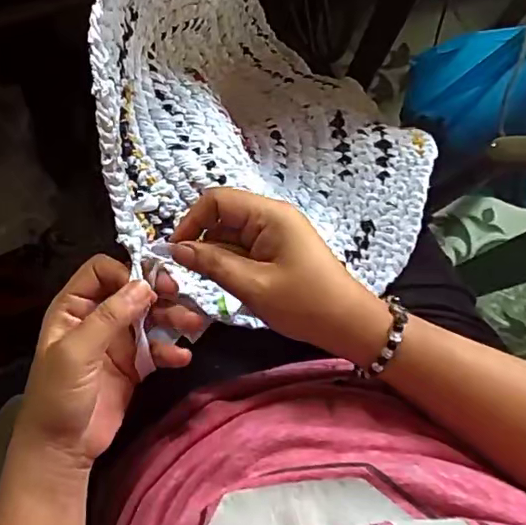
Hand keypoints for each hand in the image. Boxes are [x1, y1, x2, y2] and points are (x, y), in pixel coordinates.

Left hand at [18, 255, 198, 468]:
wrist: (61, 449)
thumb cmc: (57, 395)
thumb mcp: (77, 352)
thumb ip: (109, 317)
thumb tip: (144, 285)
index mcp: (73, 307)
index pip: (102, 271)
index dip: (125, 272)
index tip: (149, 286)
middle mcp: (96, 318)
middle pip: (131, 291)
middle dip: (157, 292)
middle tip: (180, 294)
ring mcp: (116, 342)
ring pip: (149, 317)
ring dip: (172, 317)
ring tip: (193, 324)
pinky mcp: (134, 366)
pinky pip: (157, 348)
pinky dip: (171, 349)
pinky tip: (181, 357)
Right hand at [169, 188, 392, 364]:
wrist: (350, 325)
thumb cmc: (304, 304)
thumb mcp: (253, 285)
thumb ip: (212, 264)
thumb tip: (176, 250)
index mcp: (268, 215)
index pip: (217, 200)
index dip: (192, 221)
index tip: (175, 251)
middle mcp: (271, 216)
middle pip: (222, 215)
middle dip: (201, 240)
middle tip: (186, 272)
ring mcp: (275, 233)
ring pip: (230, 234)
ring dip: (214, 254)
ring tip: (205, 280)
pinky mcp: (277, 249)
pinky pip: (243, 247)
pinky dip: (229, 262)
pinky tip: (225, 282)